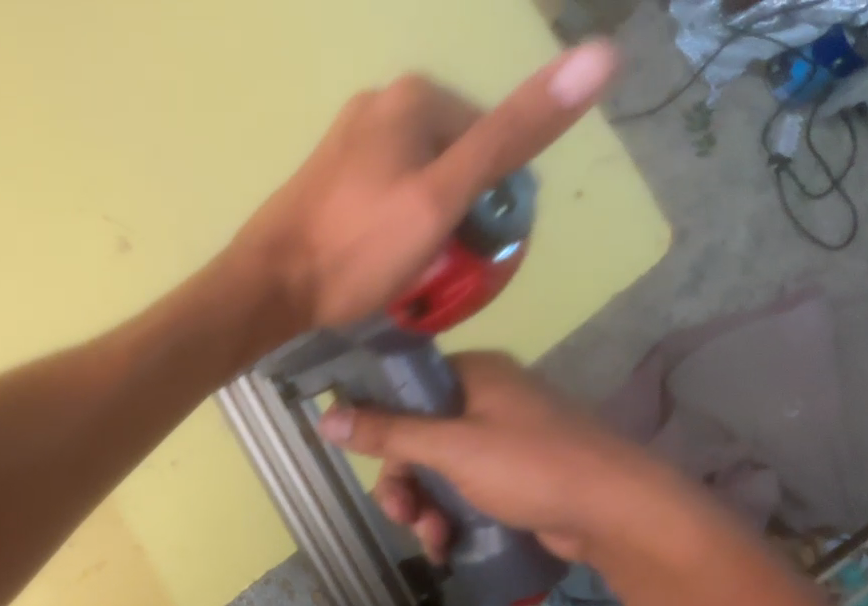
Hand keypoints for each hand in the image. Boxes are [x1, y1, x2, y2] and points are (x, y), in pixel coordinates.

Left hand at [233, 41, 618, 328]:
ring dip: (423, 221)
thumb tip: (604, 53)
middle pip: (452, 156)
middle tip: (434, 260)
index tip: (466, 243)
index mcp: (412, 97)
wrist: (263, 290)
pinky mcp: (322, 179)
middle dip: (454, 207)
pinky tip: (373, 258)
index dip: (489, 197)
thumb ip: (513, 135)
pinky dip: (389, 224)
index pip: (490, 137)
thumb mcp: (444, 196)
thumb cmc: (354, 249)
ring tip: (403, 266)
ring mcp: (343, 142)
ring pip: (416, 179)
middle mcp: (376, 106)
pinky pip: (380, 195)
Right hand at [317, 352, 687, 564]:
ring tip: (431, 538)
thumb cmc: (533, 467)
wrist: (620, 515)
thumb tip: (324, 418)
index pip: (405, 386)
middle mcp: (487, 400)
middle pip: (415, 437)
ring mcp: (502, 440)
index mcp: (476, 375)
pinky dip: (448, 516)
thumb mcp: (450, 449)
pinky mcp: (514, 476)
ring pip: (435, 470)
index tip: (361, 458)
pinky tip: (446, 544)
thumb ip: (386, 433)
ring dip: (423, 507)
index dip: (376, 422)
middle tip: (400, 514)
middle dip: (403, 483)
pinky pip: (462, 490)